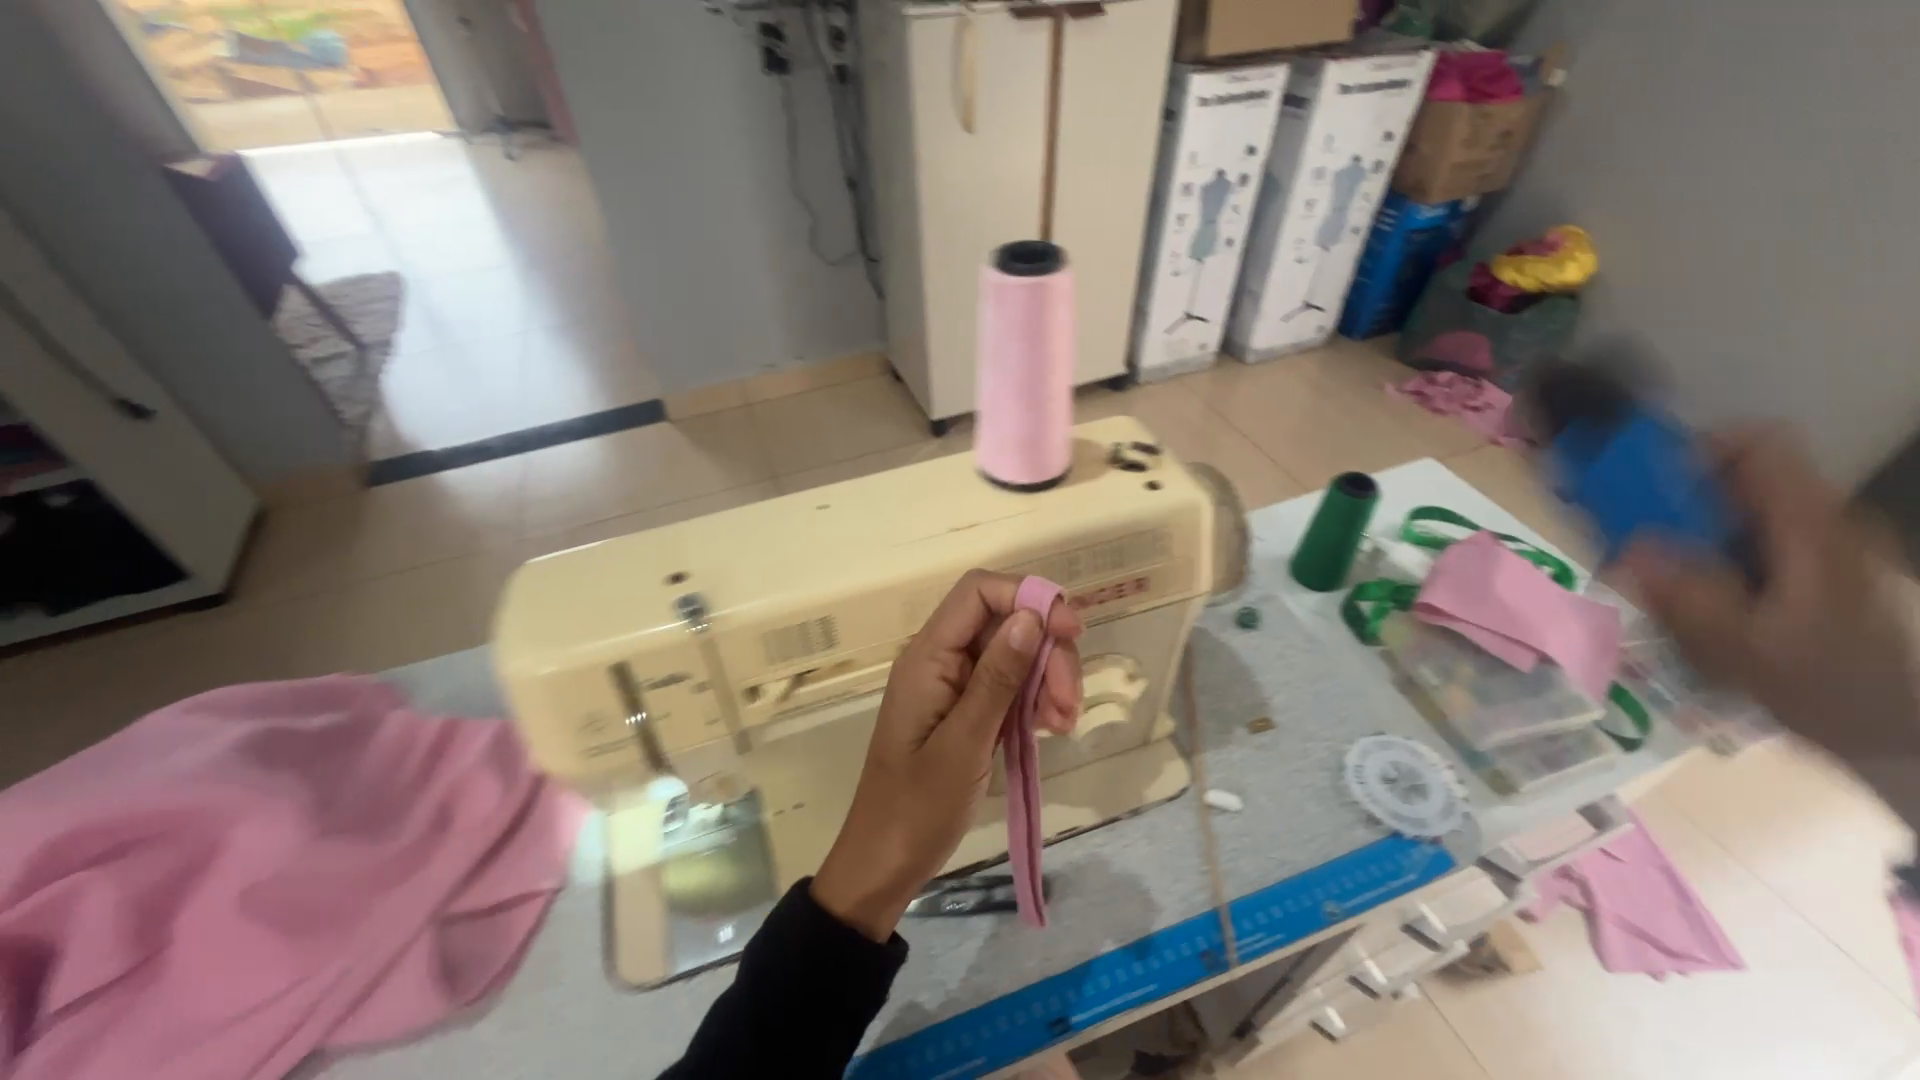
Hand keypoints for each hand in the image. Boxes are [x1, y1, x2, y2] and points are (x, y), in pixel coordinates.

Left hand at [810, 570, 1082, 940]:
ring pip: (1014, 655)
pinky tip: (1054, 729)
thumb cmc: (917, 808)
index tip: (1070, 633)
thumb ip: (997, 678)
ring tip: (1065, 723)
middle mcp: (940, 660)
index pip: (979, 591)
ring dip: (1048, 680)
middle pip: (1005, 622)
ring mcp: (954, 686)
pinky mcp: (966, 712)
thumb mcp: (964, 743)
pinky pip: (1009, 688)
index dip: (1029, 597)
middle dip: (1047, 650)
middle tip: (1070, 701)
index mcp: (928, 657)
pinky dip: (1036, 701)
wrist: (885, 863)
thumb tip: (1032, 616)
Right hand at [1617, 425, 1919, 760]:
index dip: (1693, 449)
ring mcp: (1813, 551)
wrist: (1905, 733)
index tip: (1635, 482)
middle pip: (1731, 482)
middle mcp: (1816, 525)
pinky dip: (1700, 562)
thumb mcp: (1750, 651)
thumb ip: (1689, 598)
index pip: (1757, 445)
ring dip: (1676, 538)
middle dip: (1665, 503)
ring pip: (1728, 517)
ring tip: (1641, 580)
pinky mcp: (1806, 576)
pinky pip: (1739, 547)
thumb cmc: (1834, 688)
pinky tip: (1683, 605)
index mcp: (1811, 527)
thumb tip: (1626, 550)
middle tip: (1614, 539)